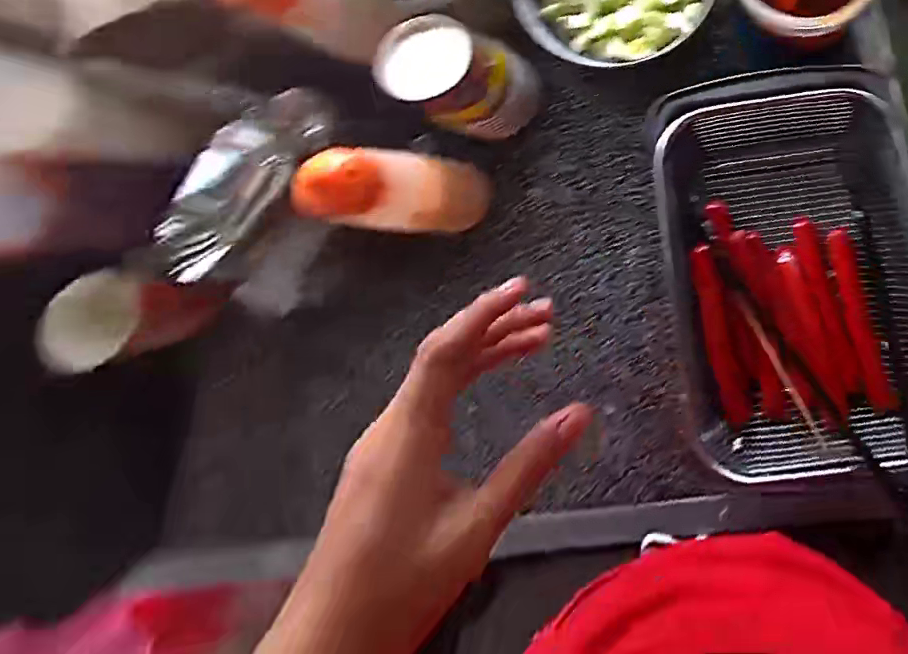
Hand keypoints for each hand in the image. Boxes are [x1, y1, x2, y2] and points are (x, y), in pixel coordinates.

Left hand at [259, 278, 593, 653]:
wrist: (328, 639)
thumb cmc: (401, 584)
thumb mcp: (477, 527)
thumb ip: (529, 465)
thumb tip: (579, 414)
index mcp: (408, 429)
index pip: (447, 348)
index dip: (485, 312)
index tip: (523, 289)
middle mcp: (392, 421)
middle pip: (445, 353)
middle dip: (496, 327)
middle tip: (547, 315)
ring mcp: (384, 437)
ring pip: (437, 374)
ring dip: (483, 351)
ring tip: (535, 339)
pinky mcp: (384, 455)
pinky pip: (428, 397)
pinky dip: (464, 377)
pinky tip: (488, 379)